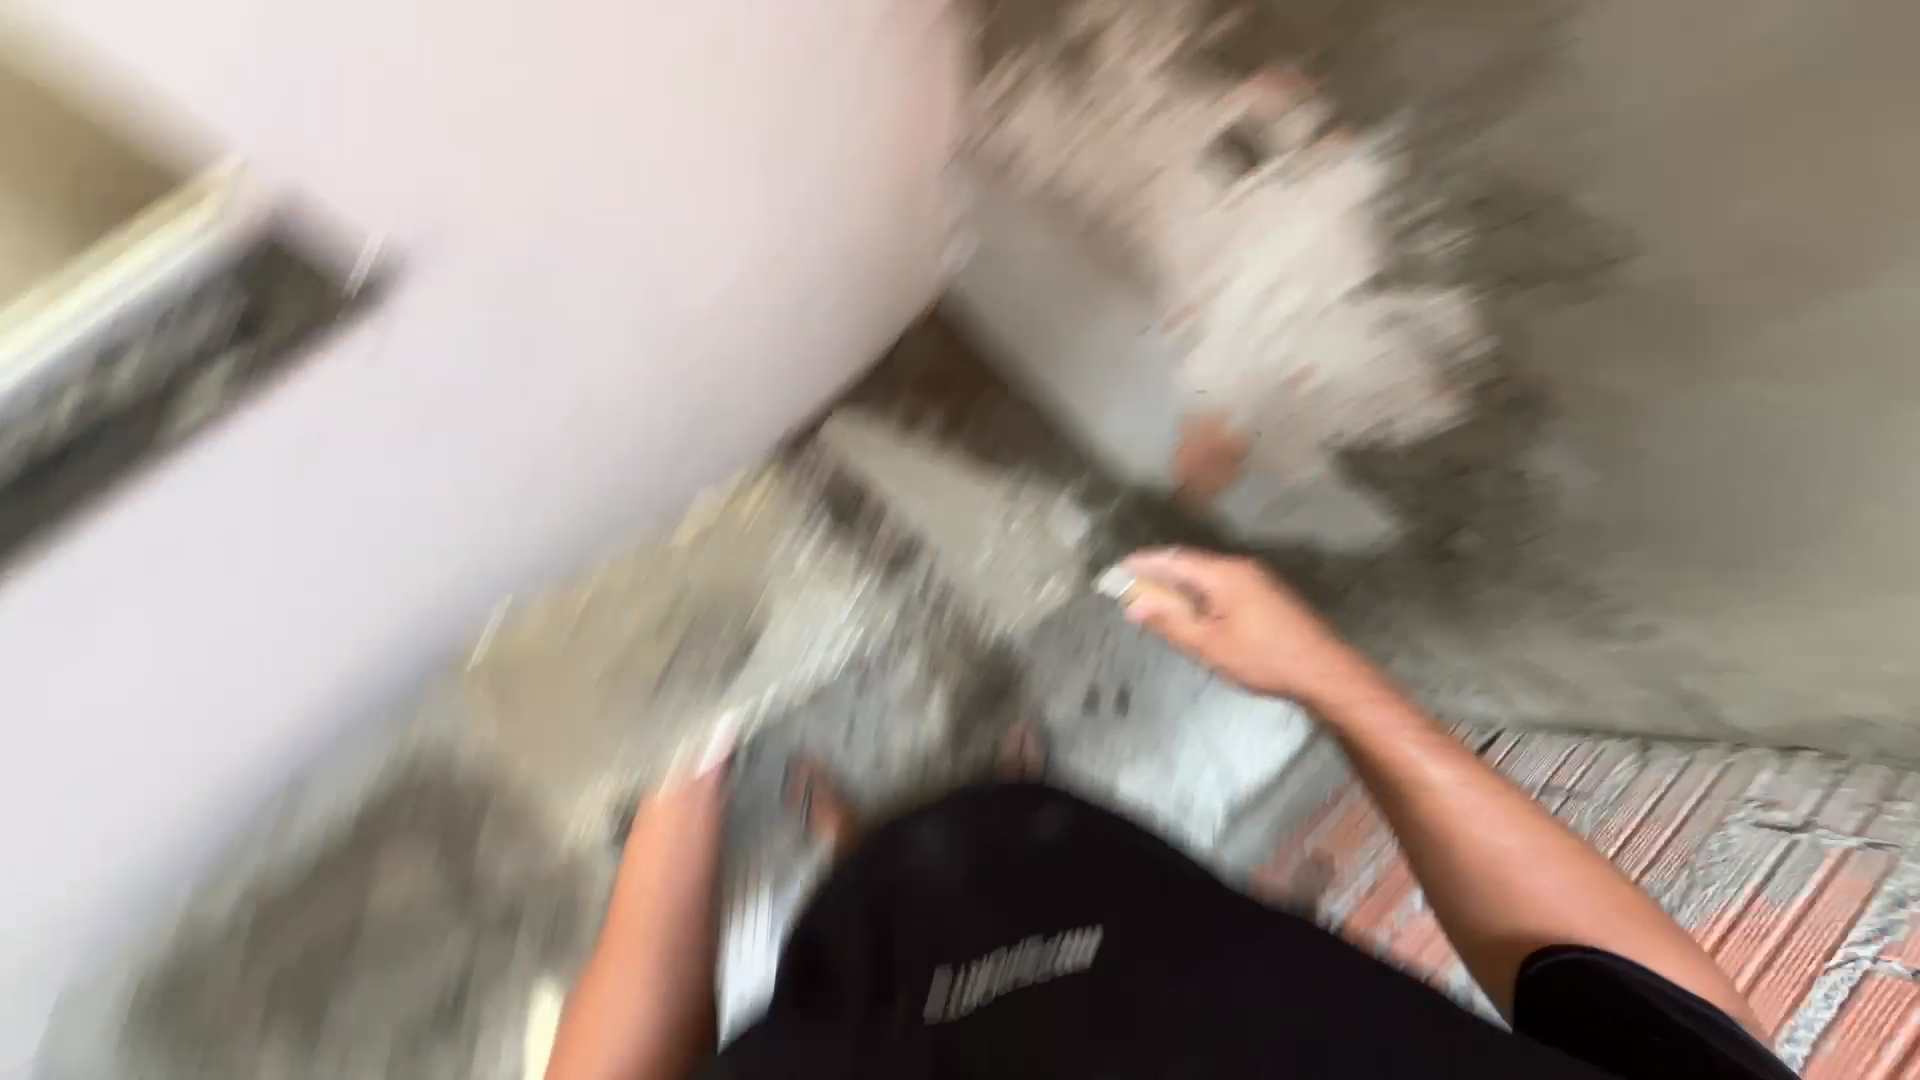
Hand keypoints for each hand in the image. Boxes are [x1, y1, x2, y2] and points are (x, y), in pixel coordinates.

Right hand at [1119, 547, 1367, 705]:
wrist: (1325, 671)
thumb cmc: (1263, 659)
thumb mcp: (1209, 645)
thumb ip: (1170, 623)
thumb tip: (1134, 606)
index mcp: (1223, 575)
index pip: (1172, 560)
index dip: (1143, 563)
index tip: (1118, 568)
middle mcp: (1239, 568)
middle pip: (1189, 563)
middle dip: (1158, 573)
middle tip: (1132, 585)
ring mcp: (1256, 580)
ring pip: (1206, 574)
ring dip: (1178, 584)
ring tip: (1155, 599)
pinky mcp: (1265, 594)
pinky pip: (1221, 583)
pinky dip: (1198, 592)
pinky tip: (1192, 610)